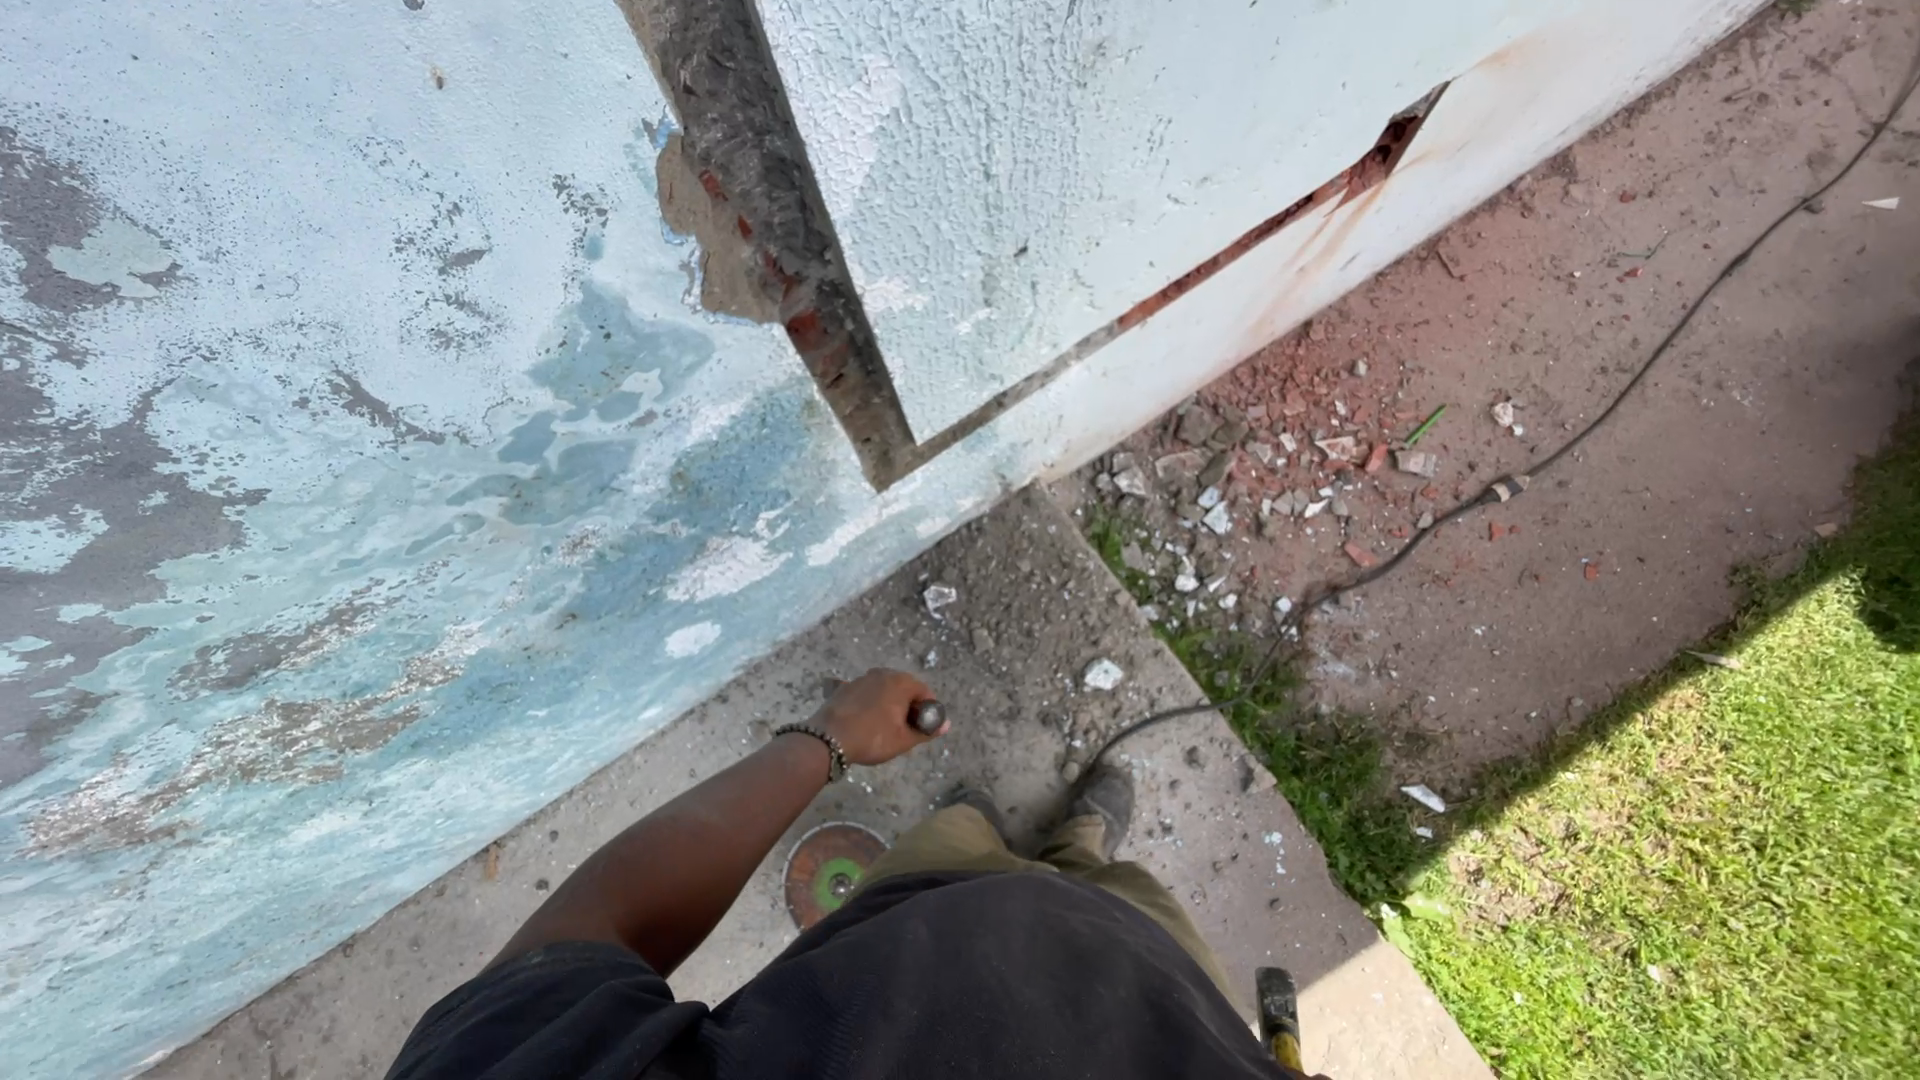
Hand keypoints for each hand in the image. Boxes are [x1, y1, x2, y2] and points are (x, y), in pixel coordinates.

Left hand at [813, 668, 942, 765]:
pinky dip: (866, 702)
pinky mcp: (843, 687)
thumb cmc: (872, 738)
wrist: (828, 739)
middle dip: (907, 706)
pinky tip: (860, 718)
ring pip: (882, 689)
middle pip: (903, 687)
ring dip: (887, 703)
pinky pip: (862, 693)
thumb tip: (945, 725)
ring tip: (882, 726)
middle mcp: (882, 673)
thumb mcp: (904, 739)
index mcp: (901, 682)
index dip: (927, 710)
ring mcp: (860, 678)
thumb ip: (926, 730)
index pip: (924, 692)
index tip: (922, 728)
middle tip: (904, 729)